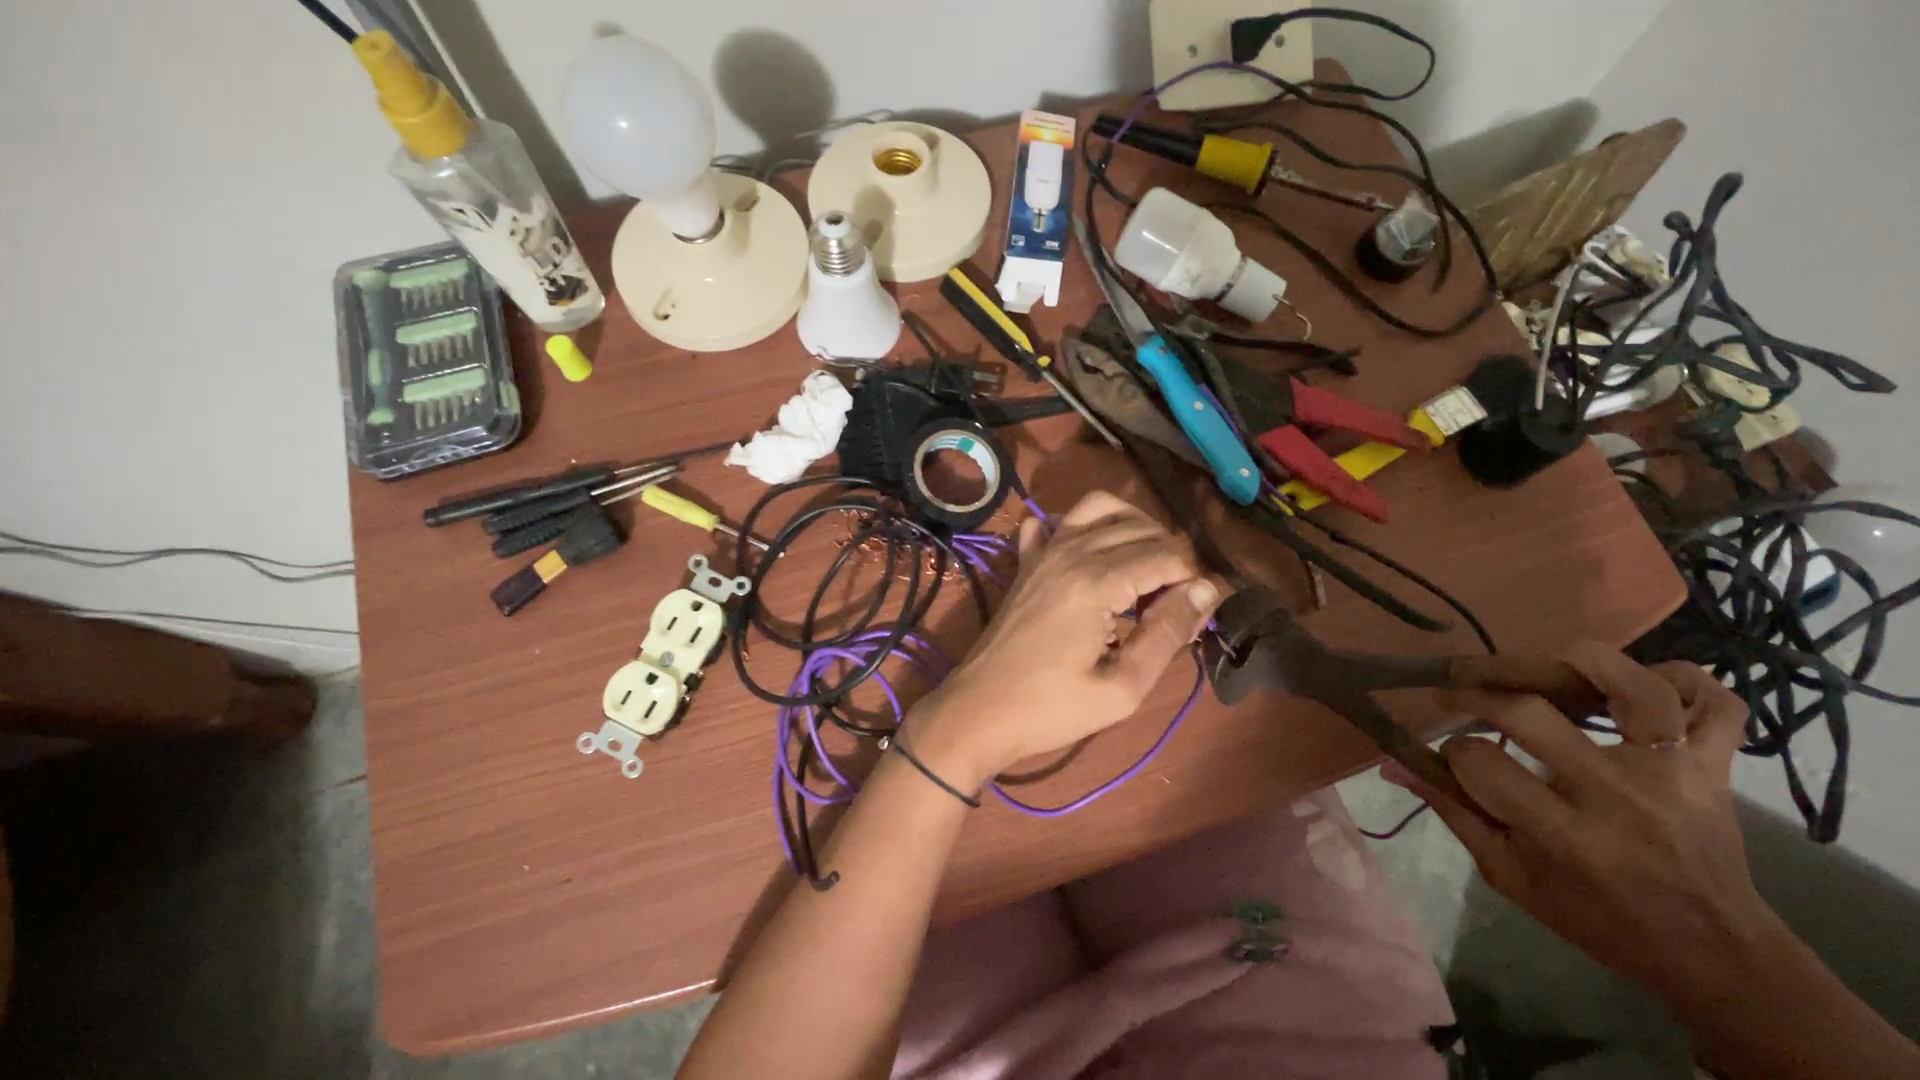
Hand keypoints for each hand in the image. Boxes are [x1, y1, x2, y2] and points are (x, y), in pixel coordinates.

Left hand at [910, 491, 1224, 789]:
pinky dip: (1082, 525)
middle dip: (1170, 558)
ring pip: (1102, 507)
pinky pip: (1057, 520)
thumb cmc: (1050, 710)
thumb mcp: (1121, 688)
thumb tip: (1206, 591)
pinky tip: (1093, 558)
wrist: (978, 711)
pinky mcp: (1026, 561)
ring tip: (1143, 573)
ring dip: (1134, 530)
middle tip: (1171, 607)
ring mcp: (1043, 551)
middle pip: (1141, 527)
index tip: (1196, 617)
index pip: (1168, 555)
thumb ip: (1167, 634)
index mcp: (1095, 581)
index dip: (1194, 581)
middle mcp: (1070, 551)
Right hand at [1386, 642, 1776, 1000]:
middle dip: (1479, 695)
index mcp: (1564, 835)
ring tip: (1553, 668)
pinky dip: (1683, 681)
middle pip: (1532, 713)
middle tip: (1463, 693)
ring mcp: (1675, 773)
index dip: (1453, 752)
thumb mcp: (1512, 877)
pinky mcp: (1716, 765)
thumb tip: (1393, 764)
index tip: (1452, 756)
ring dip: (1584, 664)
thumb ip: (1455, 813)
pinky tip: (1644, 689)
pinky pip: (1715, 701)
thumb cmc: (1598, 917)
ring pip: (1636, 688)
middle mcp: (1619, 795)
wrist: (1712, 949)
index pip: (1480, 762)